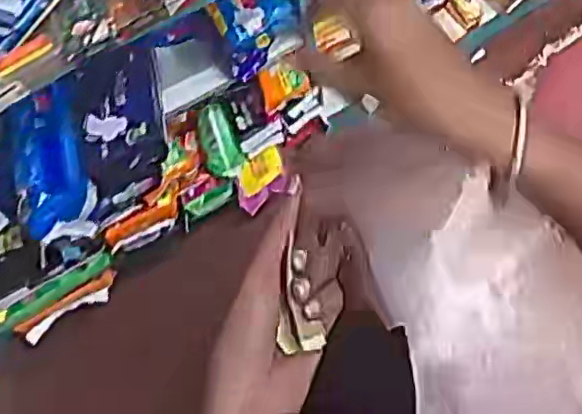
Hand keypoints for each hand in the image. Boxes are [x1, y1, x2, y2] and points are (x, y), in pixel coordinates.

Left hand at [203, 192, 342, 413]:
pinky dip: (328, 304)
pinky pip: (339, 300)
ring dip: (317, 284)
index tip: (323, 189)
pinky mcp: (327, 326)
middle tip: (309, 254)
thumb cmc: (242, 336)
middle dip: (316, 249)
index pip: (293, 226)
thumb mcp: (258, 276)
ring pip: (330, 272)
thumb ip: (278, 233)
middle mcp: (289, 280)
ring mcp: (309, 303)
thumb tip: (294, 188)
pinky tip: (312, 315)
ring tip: (300, 302)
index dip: (307, 210)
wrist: (253, 394)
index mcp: (267, 262)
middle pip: (316, 247)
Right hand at [303, 0, 513, 160]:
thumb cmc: (414, 97)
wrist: (469, 106)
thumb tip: (295, 57)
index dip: (312, 8)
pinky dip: (369, 0)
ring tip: (337, 17)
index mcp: (371, 9)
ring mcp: (407, 1)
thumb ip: (325, 67)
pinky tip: (365, 26)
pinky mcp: (419, 11)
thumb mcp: (363, 85)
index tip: (302, 25)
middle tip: (316, 15)